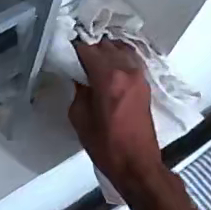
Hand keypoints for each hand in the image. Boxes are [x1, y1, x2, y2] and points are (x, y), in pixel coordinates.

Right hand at [68, 39, 168, 195]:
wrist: (137, 164)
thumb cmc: (106, 145)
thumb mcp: (80, 118)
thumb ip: (78, 92)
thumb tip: (80, 78)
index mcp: (108, 78)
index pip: (87, 49)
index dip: (74, 49)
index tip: (65, 53)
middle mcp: (127, 70)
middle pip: (105, 45)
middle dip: (89, 49)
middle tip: (76, 59)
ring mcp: (139, 76)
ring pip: (120, 49)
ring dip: (105, 51)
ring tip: (92, 62)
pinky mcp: (145, 84)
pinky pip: (131, 59)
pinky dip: (119, 58)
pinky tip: (108, 67)